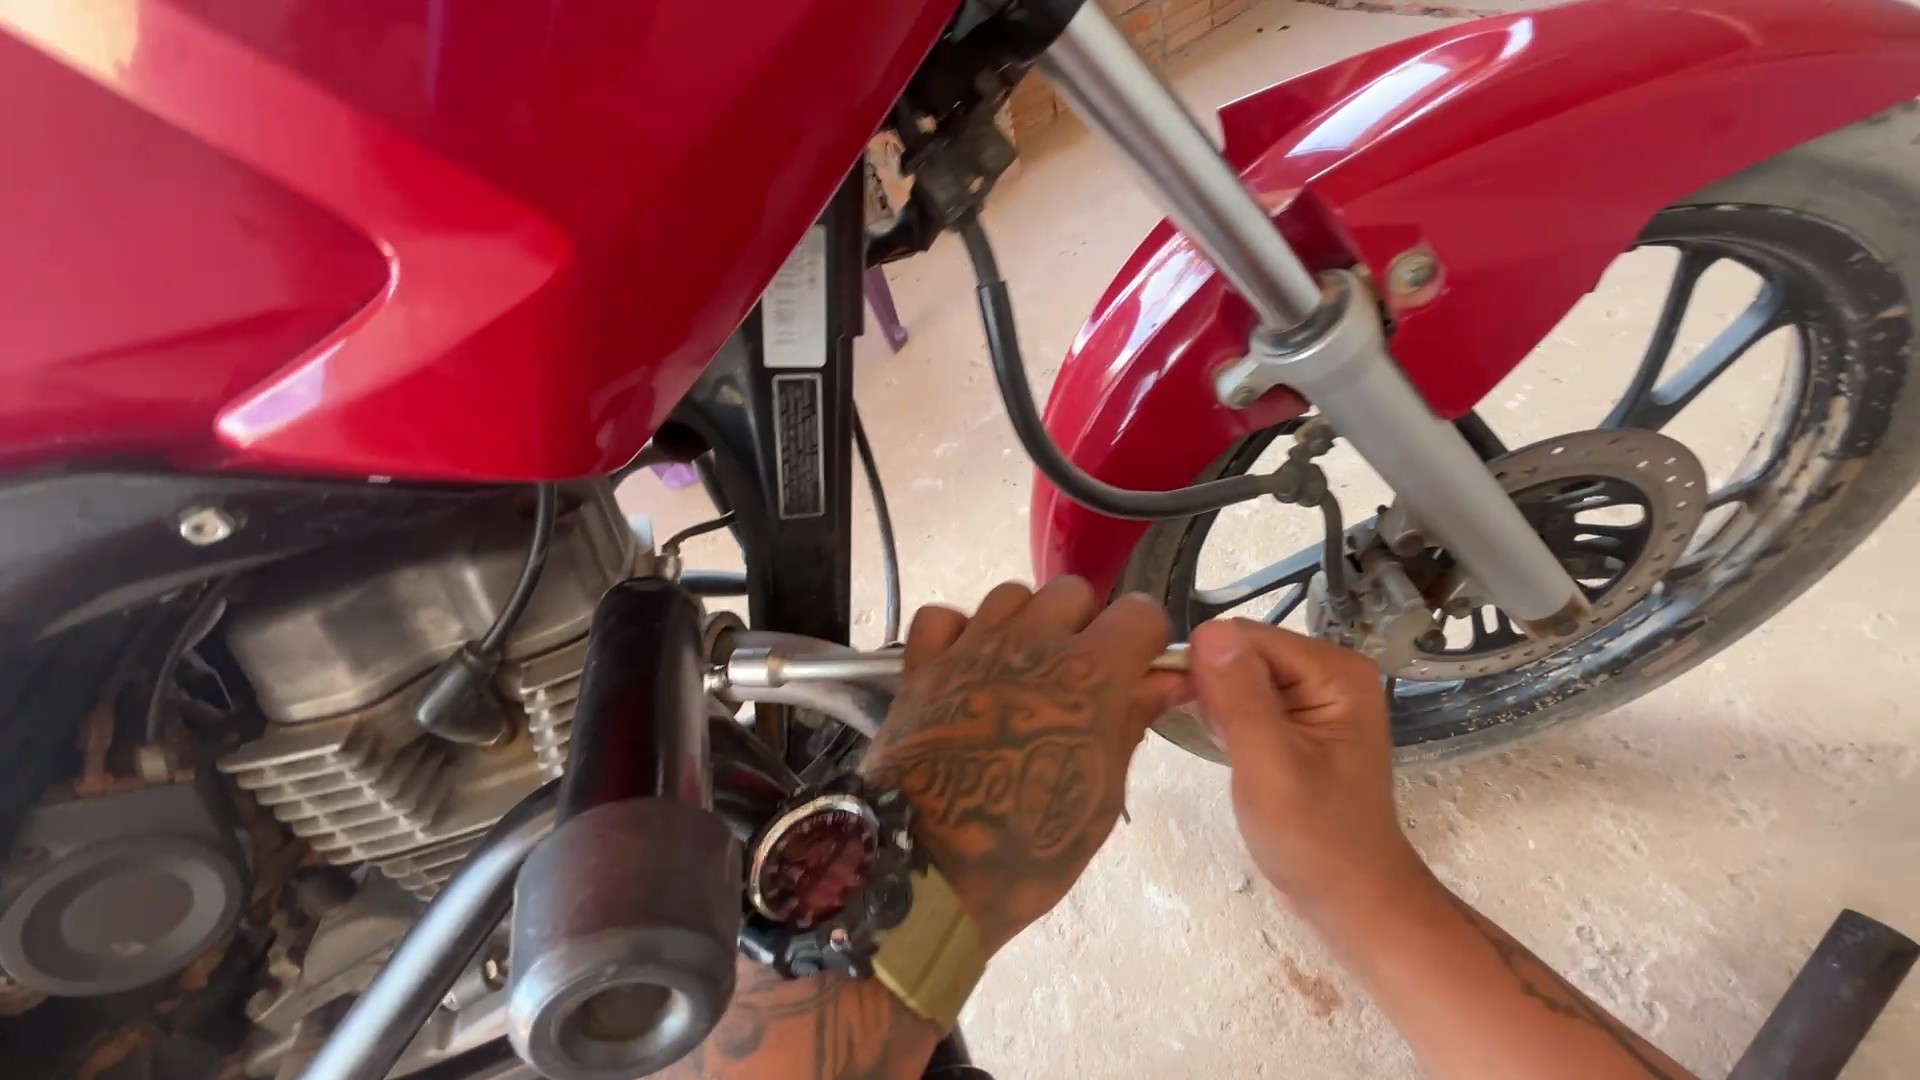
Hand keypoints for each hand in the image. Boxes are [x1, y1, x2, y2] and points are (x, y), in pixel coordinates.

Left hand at [862, 579, 1183, 954]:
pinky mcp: (921, 663)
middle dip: (1086, 623)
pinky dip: (957, 633)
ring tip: (1022, 671)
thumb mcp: (1102, 793)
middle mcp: (1031, 641)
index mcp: (1089, 672)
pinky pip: (943, 617)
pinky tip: (965, 666)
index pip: (1140, 611)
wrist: (925, 868)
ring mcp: (970, 646)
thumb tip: (1167, 680)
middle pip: (1073, 590)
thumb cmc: (1030, 846)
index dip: (1146, 639)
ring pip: (1010, 595)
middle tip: (1078, 676)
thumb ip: (1132, 720)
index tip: (1138, 669)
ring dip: (1026, 623)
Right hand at [1187, 619, 1427, 916]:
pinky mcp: (1294, 713)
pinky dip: (1224, 718)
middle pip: (1238, 649)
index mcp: (1334, 670)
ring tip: (1233, 752)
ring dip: (1216, 706)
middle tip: (1225, 744)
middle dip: (1214, 689)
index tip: (1194, 714)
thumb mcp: (1271, 767)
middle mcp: (1326, 668)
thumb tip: (1207, 631)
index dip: (1208, 667)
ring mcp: (1312, 691)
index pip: (1243, 636)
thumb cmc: (1315, 839)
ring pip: (1232, 670)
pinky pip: (1239, 692)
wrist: (1351, 898)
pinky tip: (1234, 751)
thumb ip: (1239, 697)